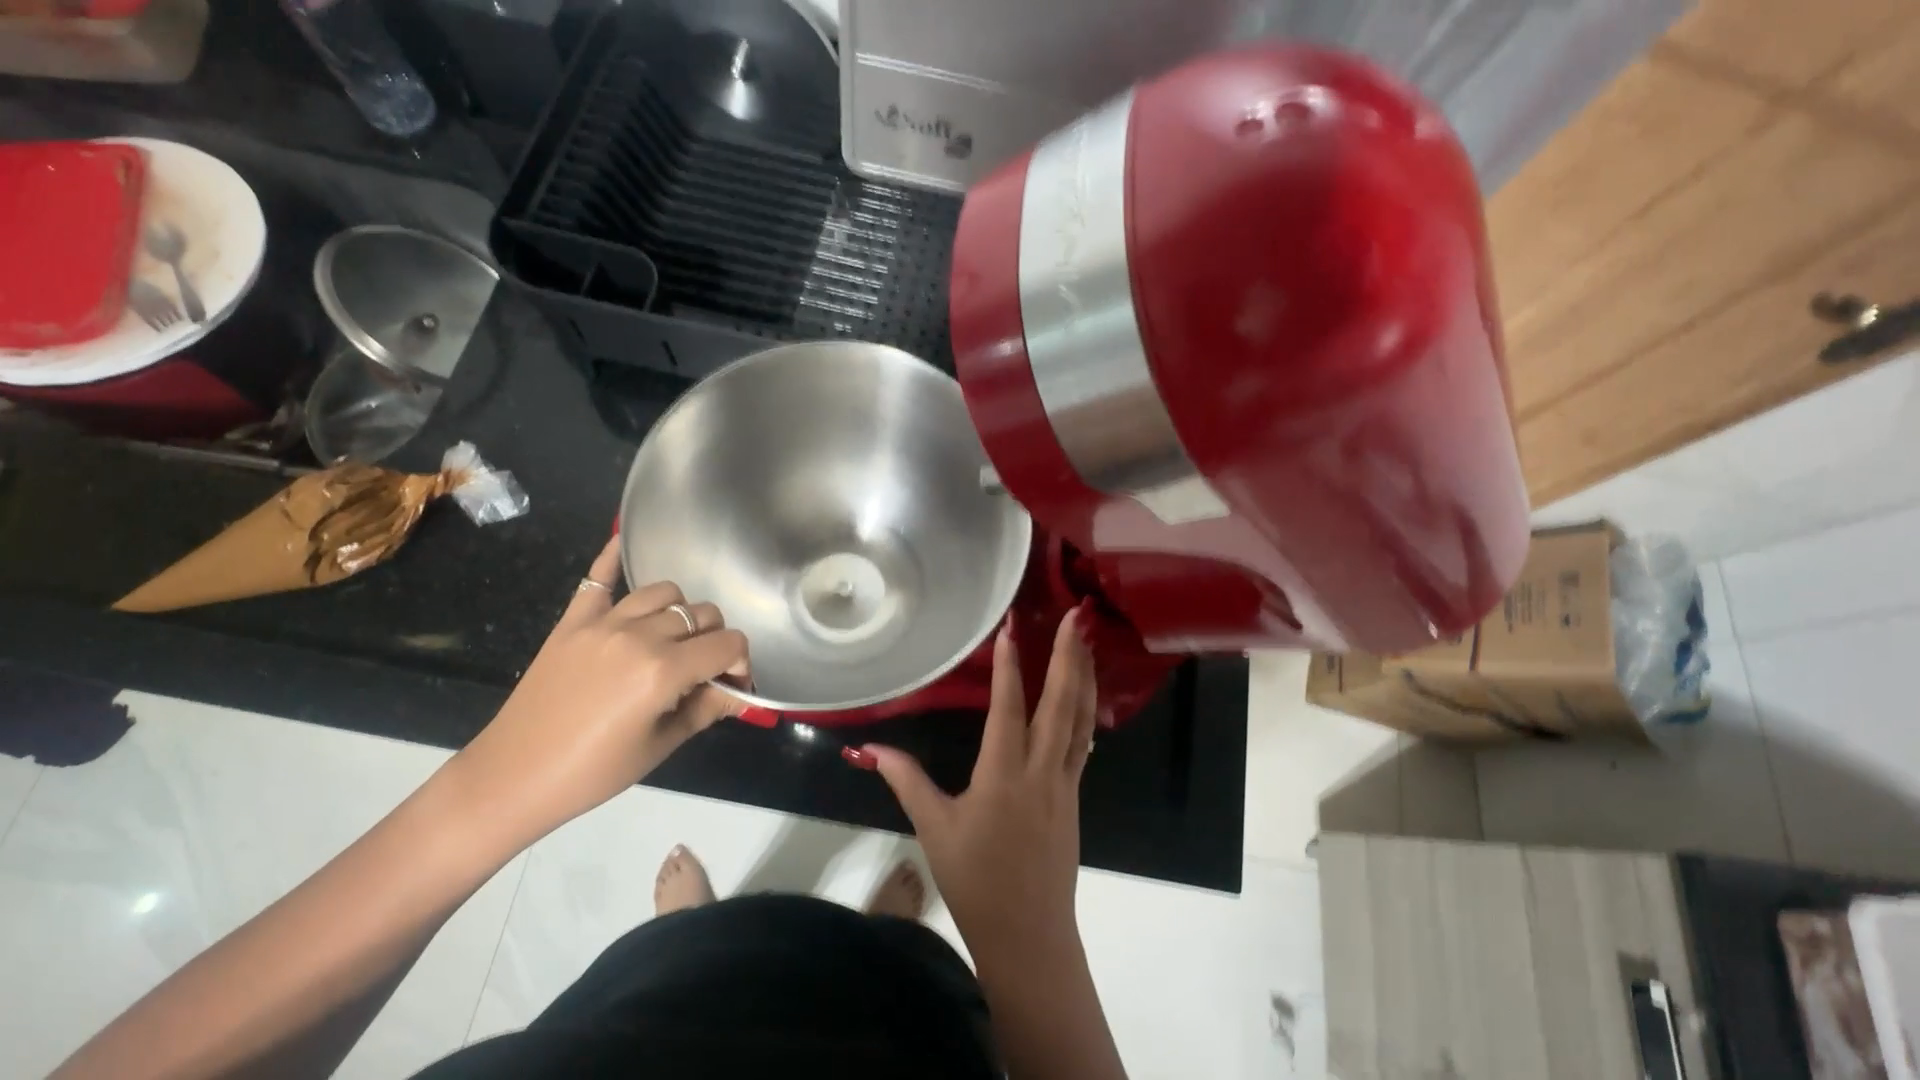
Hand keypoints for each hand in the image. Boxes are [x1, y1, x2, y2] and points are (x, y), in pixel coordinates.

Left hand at [446, 537, 749, 843]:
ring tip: (673, 638)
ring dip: (681, 611)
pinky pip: (598, 577)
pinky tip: (623, 543)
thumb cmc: (594, 772)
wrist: (514, 775)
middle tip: (705, 669)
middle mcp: (638, 636)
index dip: (740, 663)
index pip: (727, 644)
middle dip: (716, 638)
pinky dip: (613, 558)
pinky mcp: (573, 621)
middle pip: (701, 614)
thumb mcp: (660, 746)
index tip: (732, 685)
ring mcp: (603, 623)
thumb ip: (706, 710)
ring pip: (664, 592)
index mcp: (664, 671)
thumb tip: (740, 693)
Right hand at [864, 606, 1095, 959]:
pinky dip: (1086, 713)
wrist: (1029, 934)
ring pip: (1081, 720)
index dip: (1010, 666)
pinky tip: (1085, 700)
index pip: (1009, 708)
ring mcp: (1065, 784)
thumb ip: (906, 781)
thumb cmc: (975, 882)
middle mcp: (1041, 771)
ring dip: (1084, 678)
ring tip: (1087, 642)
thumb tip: (871, 748)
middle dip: (1068, 657)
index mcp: (1003, 776)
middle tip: (1076, 617)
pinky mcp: (1074, 798)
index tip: (1012, 627)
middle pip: (1061, 704)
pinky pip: (1083, 744)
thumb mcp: (934, 829)